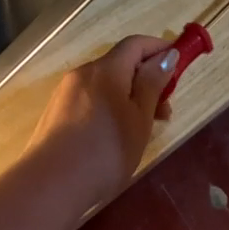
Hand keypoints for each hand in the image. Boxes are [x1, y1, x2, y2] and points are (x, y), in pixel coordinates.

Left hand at [22, 34, 178, 212]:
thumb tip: (166, 55)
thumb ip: (153, 83)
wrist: (49, 186)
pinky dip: (110, 108)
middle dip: (146, 80)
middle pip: (121, 64)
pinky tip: (115, 137)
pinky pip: (91, 100)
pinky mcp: (57, 114)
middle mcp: (84, 73)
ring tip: (141, 130)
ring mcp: (67, 93)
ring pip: (106, 85)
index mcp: (106, 68)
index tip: (179, 64)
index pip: (136, 44)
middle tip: (164, 111)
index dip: (159, 48)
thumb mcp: (139, 118)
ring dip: (129, 97)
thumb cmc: (105, 150)